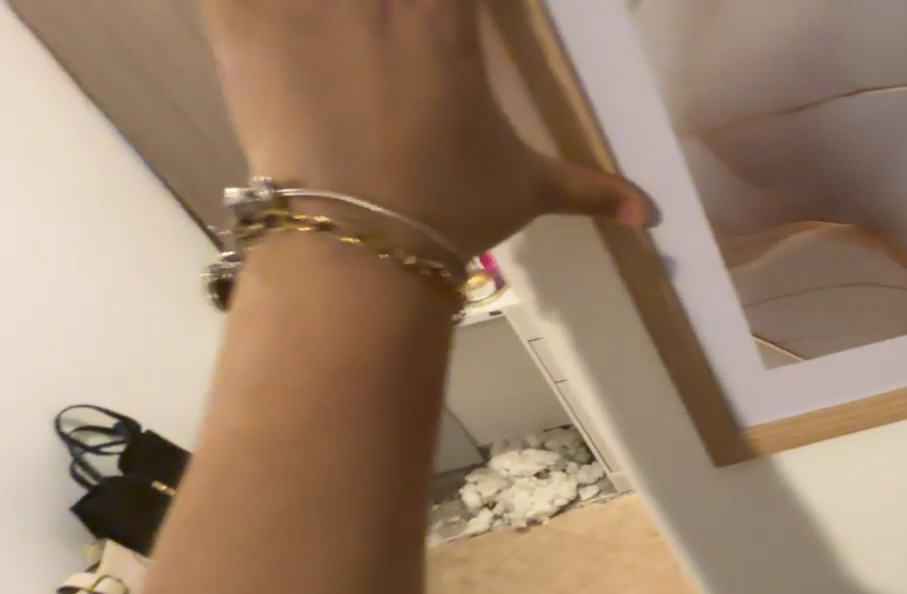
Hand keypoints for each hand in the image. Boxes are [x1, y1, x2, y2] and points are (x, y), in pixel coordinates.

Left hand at [199, 0, 649, 256]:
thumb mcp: (527, 191)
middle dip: (401, 0)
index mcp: (444, 24)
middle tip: (405, 18)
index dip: (468, 0)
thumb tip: (647, 213)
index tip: (460, 13)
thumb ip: (588, 188)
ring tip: (348, 21)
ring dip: (338, 3)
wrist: (360, 236)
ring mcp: (303, 0)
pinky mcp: (240, 15)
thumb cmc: (452, 207)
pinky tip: (274, 14)